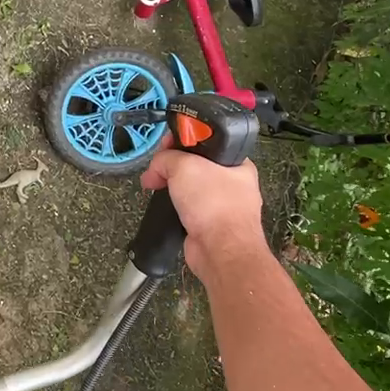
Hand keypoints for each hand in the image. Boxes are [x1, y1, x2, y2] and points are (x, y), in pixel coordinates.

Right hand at [141, 147, 266, 276]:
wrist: (220, 250)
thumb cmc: (213, 205)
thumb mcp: (184, 166)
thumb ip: (167, 157)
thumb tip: (157, 167)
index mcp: (236, 163)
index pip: (205, 143)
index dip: (182, 141)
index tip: (165, 145)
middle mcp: (231, 183)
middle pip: (192, 164)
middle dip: (169, 166)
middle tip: (156, 169)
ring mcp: (220, 204)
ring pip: (187, 186)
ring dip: (168, 186)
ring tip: (153, 186)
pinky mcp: (208, 222)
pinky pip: (186, 206)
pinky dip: (173, 205)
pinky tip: (165, 206)